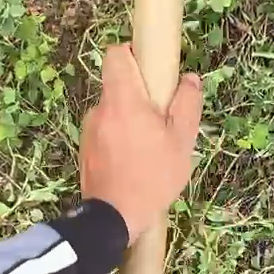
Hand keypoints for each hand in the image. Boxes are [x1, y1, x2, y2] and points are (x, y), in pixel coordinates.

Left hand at [79, 44, 202, 245]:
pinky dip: (118, 141)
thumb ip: (186, 105)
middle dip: (139, 97)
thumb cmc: (151, 178)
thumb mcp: (181, 142)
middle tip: (160, 121)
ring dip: (129, 122)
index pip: (115, 55)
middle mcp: (99, 111)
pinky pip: (105, 134)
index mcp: (122, 100)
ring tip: (149, 150)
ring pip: (112, 113)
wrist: (113, 219)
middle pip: (117, 87)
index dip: (132, 54)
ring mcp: (88, 132)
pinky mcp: (84, 152)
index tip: (151, 70)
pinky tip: (133, 163)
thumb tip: (189, 80)